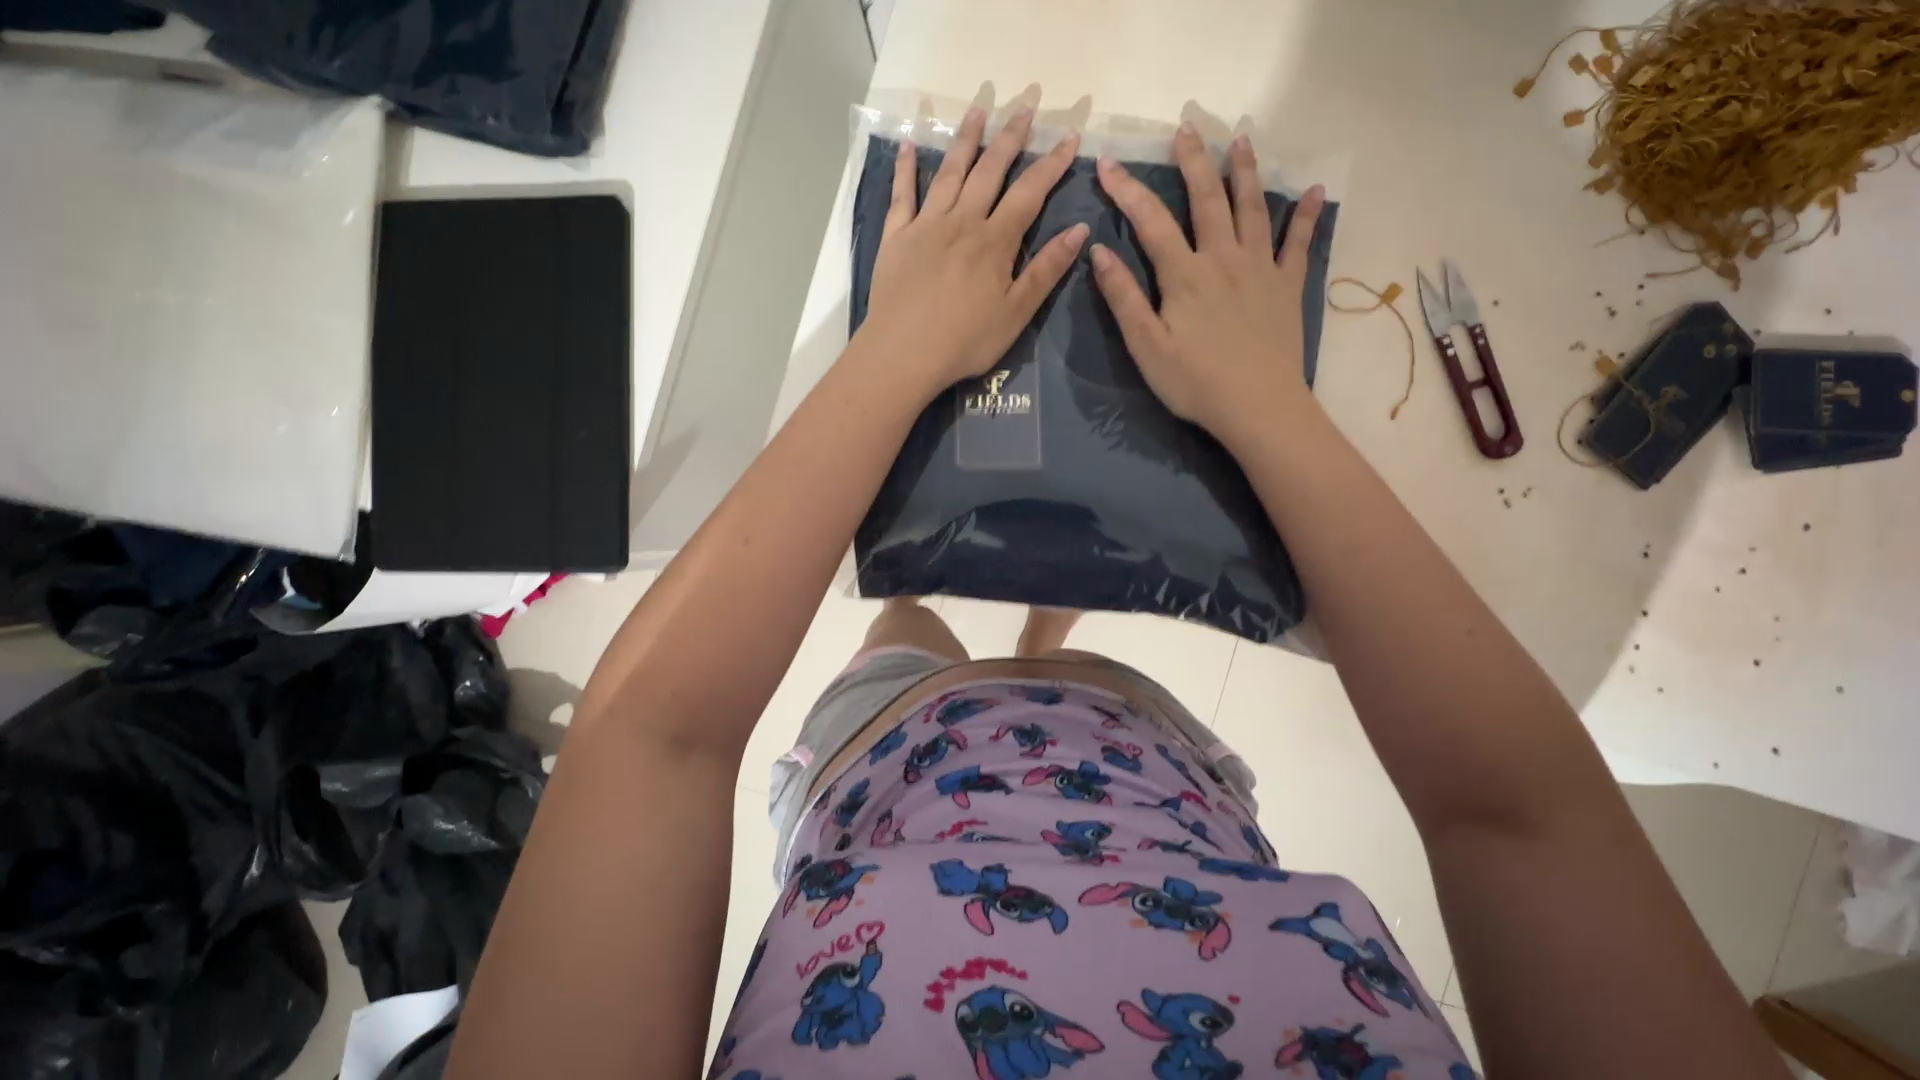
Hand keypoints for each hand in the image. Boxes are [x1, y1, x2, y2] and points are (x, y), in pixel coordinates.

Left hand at [860, 105, 1087, 390]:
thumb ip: (1046, 270)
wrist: (903, 353)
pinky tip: (907, 145)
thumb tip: (1079, 231)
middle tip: (1025, 103)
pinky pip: (901, 195)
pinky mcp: (896, 237)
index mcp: (995, 242)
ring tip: (979, 108)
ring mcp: (925, 225)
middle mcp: (962, 222)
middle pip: (990, 170)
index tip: (1069, 136)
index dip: (1051, 163)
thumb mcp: (1016, 313)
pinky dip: (904, 169)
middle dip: (1011, 135)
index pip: (1029, 193)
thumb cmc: (965, 341)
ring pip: (949, 172)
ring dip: (965, 139)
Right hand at [1089, 125, 1326, 443]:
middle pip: (1207, 200)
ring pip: (1252, 209)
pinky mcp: (1287, 286)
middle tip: (1187, 128)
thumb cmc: (1195, 382)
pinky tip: (1316, 191)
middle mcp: (1223, 259)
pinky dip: (1306, 216)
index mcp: (1184, 275)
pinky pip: (1299, 243)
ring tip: (1241, 139)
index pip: (1151, 221)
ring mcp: (1260, 269)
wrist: (1258, 406)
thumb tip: (1099, 251)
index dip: (1127, 190)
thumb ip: (1124, 297)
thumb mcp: (1146, 346)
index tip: (1108, 163)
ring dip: (1245, 172)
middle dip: (1194, 162)